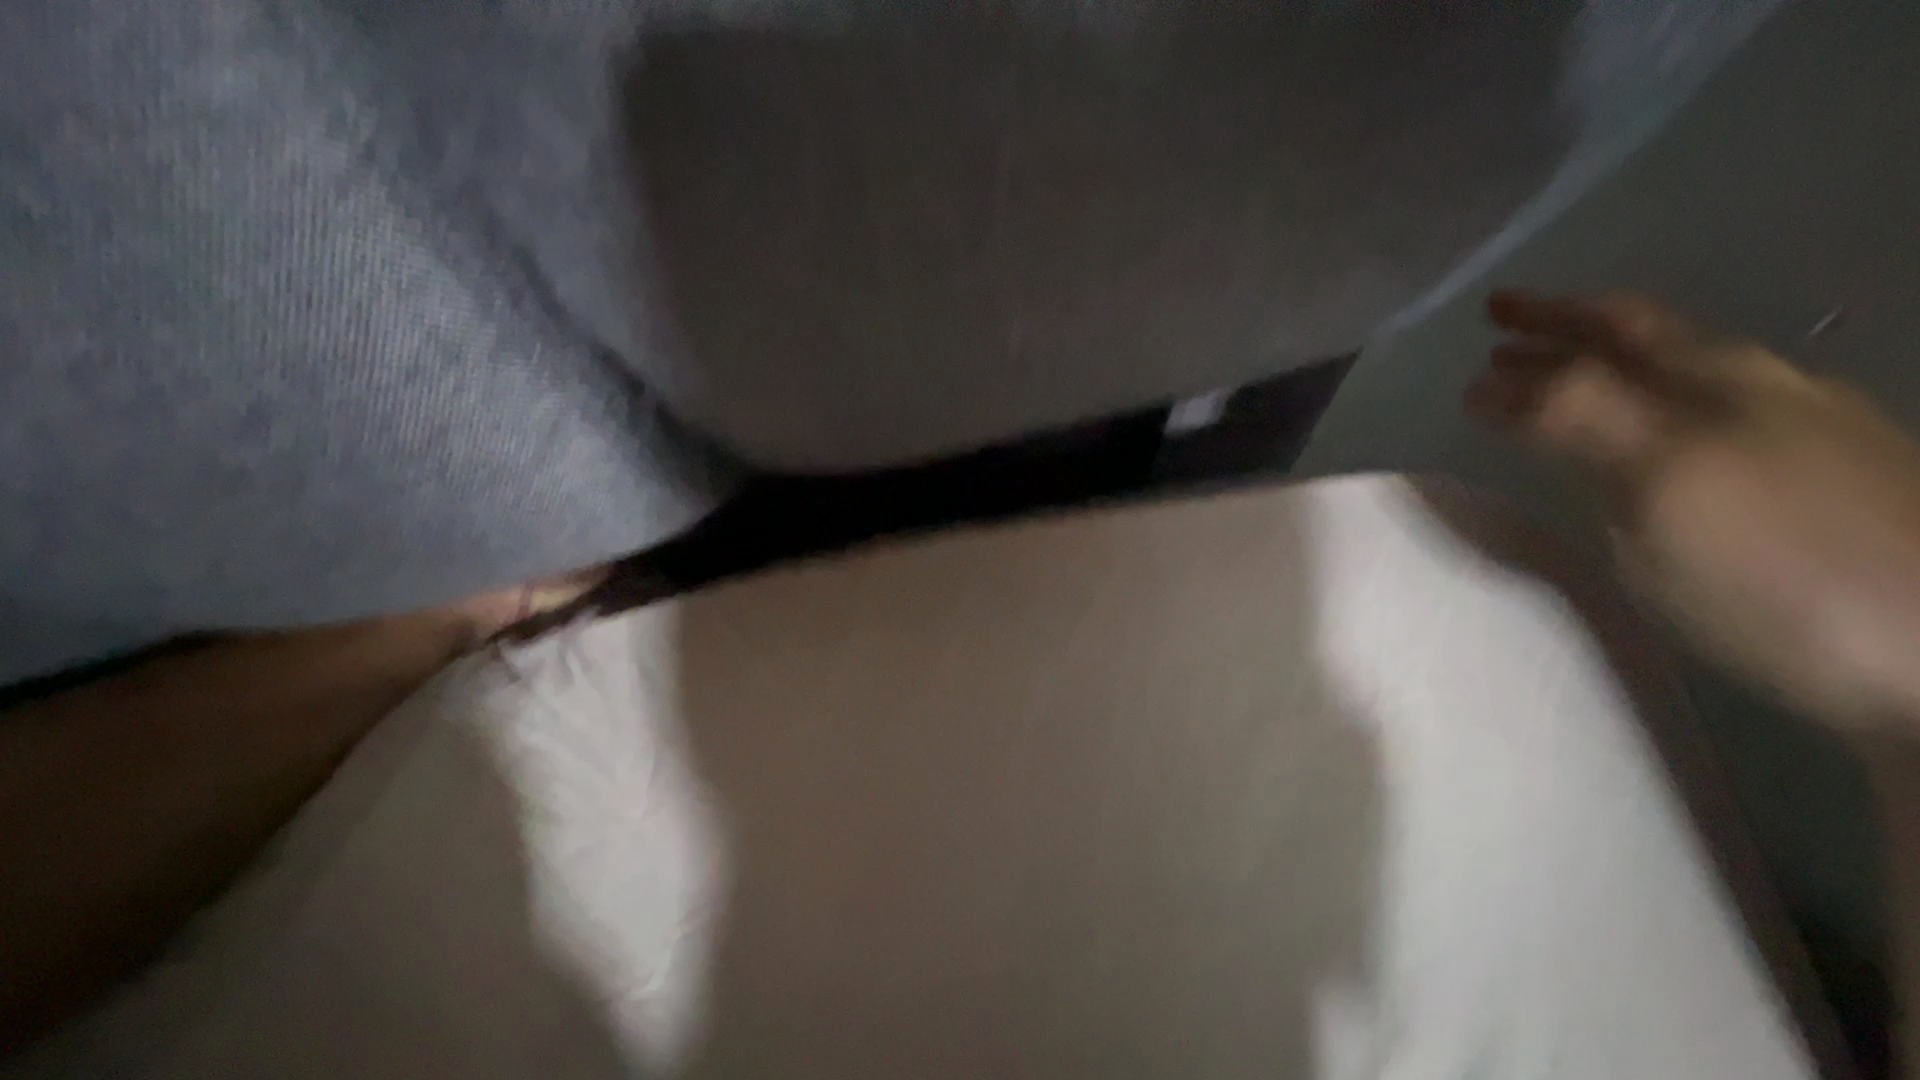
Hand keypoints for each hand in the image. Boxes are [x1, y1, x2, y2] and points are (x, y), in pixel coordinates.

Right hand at [1468, 290, 1919, 729]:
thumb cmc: (1783, 568)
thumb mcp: (1660, 478)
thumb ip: (1573, 419)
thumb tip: (1488, 386)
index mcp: (1720, 381)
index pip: (1616, 323)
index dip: (1548, 314)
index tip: (1487, 314)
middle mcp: (1767, 397)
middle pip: (1651, 350)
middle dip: (1569, 345)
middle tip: (1501, 355)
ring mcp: (1808, 448)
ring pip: (1686, 394)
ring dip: (1608, 389)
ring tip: (1555, 410)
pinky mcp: (1826, 506)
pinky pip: (1713, 441)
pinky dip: (1652, 433)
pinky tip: (1650, 468)